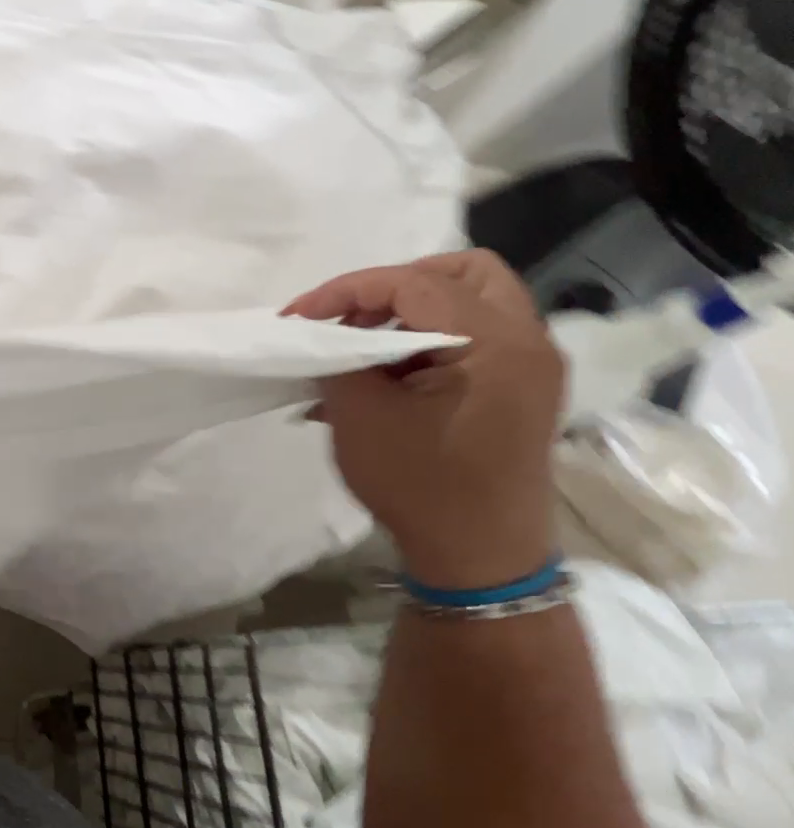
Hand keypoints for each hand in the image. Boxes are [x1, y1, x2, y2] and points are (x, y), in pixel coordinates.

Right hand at [284, 250, 563, 588]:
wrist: (479, 555)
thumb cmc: (418, 482)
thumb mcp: (360, 415)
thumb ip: (340, 359)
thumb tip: (328, 337)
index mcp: (493, 341)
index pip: (413, 282)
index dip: (346, 290)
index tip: (296, 316)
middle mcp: (526, 341)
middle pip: (463, 272)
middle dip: (395, 285)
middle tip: (349, 317)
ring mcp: (530, 367)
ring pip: (472, 303)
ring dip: (410, 314)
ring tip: (360, 351)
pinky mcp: (521, 392)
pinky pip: (475, 340)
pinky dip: (428, 342)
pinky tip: (383, 379)